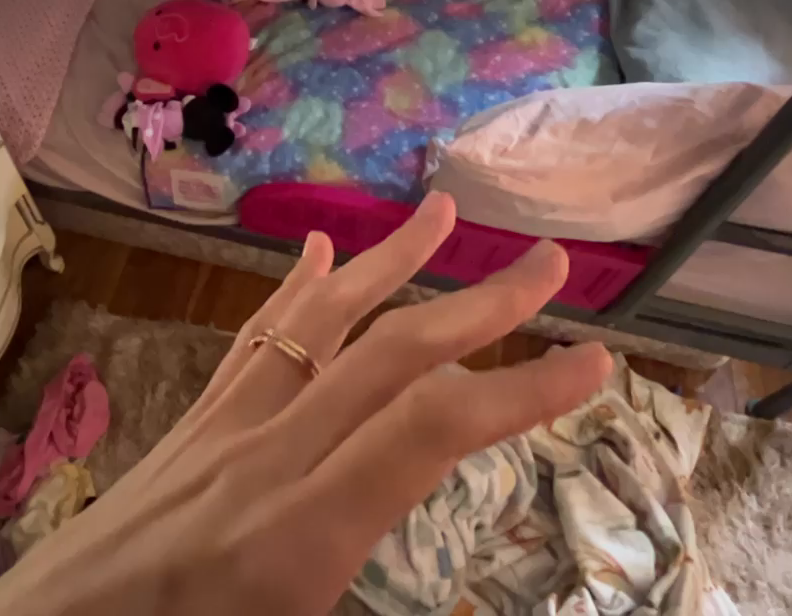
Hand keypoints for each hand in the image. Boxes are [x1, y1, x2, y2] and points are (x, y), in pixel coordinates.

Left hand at [0, 192, 612, 614]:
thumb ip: (372, 585)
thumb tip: (446, 564)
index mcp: (298, 536)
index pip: (425, 435)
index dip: (517, 392)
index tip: (593, 360)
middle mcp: (266, 457)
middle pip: (385, 357)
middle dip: (476, 305)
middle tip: (545, 263)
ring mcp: (225, 426)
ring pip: (317, 322)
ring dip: (387, 263)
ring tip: (438, 212)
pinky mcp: (198, 420)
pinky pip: (255, 337)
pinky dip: (295, 287)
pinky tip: (317, 245)